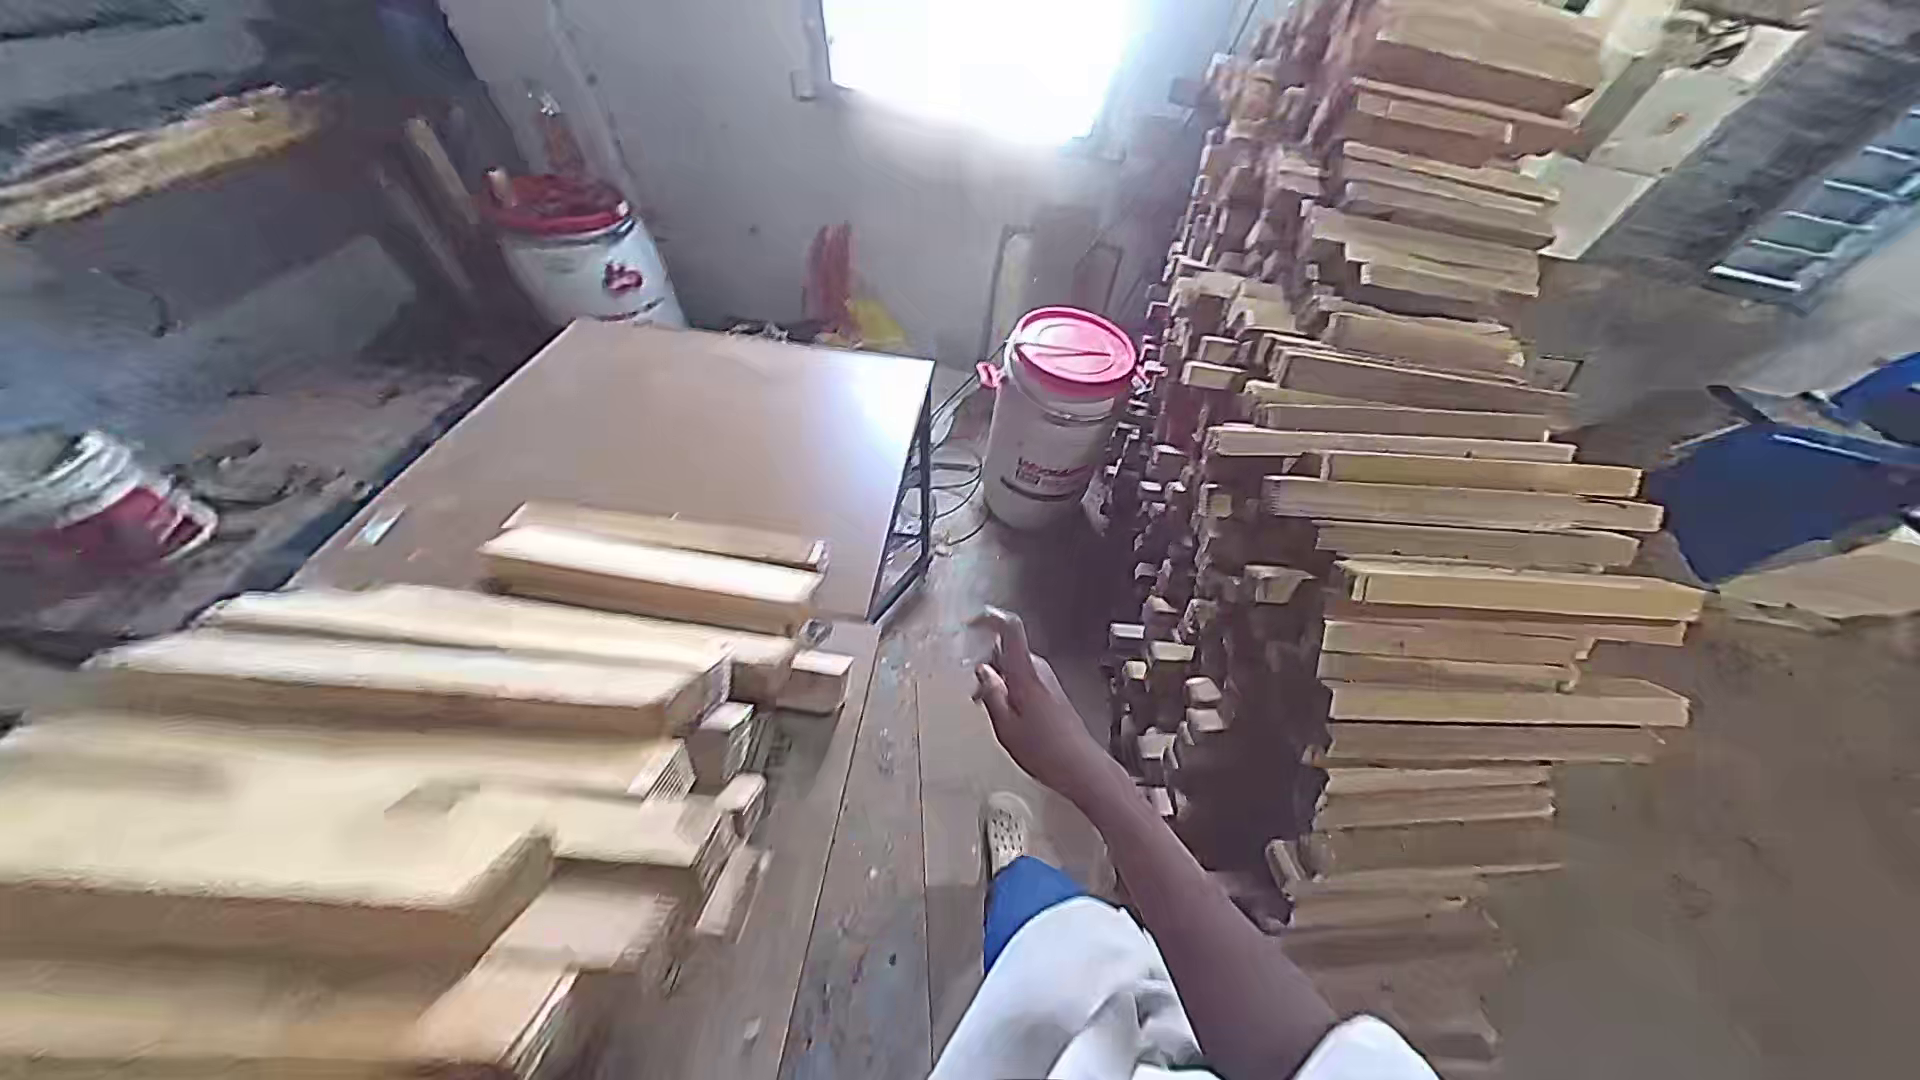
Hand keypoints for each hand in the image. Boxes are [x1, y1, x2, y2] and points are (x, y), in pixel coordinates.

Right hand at [972, 607, 1123, 808]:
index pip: (1010, 628)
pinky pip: (1024, 678)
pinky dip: (1010, 688)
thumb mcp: (1006, 726)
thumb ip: (991, 693)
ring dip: (998, 678)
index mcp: (1026, 673)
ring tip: (990, 709)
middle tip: (975, 688)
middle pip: (1008, 648)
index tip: (973, 621)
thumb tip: (982, 672)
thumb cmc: (1047, 751)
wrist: (1082, 768)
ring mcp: (1048, 680)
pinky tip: (1008, 714)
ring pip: (1015, 665)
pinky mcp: (1052, 692)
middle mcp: (1040, 670)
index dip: (990, 618)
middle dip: (987, 662)